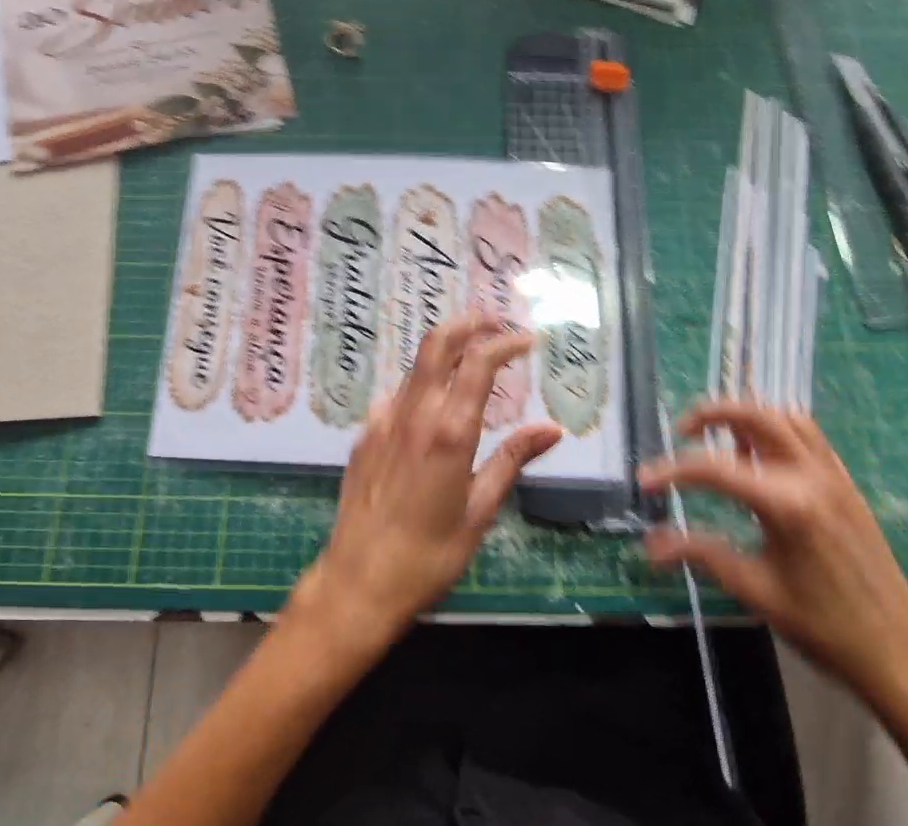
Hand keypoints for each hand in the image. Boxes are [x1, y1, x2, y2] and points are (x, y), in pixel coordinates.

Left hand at [290, 315, 563, 649]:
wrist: (357, 584)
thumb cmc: (429, 557)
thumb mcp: (480, 512)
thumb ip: (512, 461)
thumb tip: (551, 429)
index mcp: (449, 433)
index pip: (478, 363)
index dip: (504, 343)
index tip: (526, 341)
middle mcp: (413, 416)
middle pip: (436, 345)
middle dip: (467, 324)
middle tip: (493, 322)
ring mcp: (381, 424)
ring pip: (414, 368)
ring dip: (444, 352)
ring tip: (469, 360)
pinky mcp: (363, 439)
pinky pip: (395, 398)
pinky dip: (421, 387)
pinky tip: (431, 409)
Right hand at [640, 402, 907, 711]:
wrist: (897, 652)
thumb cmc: (823, 628)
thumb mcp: (756, 592)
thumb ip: (703, 556)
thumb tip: (652, 545)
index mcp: (788, 505)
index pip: (717, 469)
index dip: (674, 471)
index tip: (644, 481)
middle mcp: (814, 477)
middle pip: (758, 416)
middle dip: (715, 413)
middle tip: (683, 430)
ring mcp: (836, 477)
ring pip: (788, 418)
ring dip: (750, 416)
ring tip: (720, 438)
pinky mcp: (847, 486)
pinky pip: (811, 438)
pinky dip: (779, 430)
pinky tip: (761, 459)